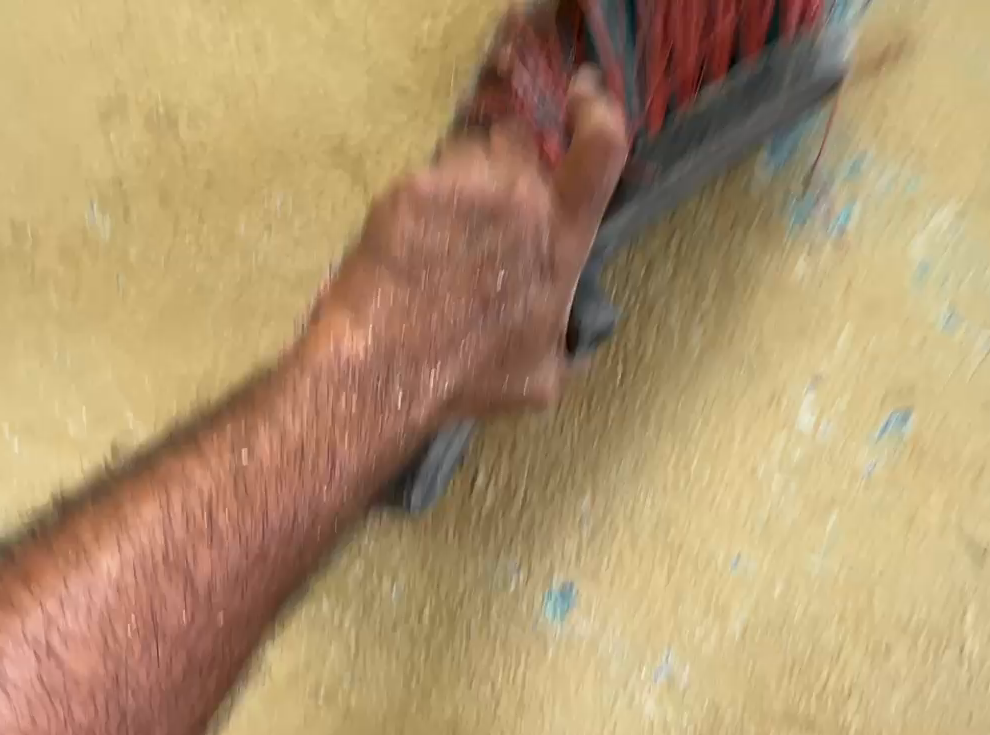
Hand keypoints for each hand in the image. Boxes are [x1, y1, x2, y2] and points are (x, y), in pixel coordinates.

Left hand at [305, 69, 626, 422]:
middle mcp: (518, 200)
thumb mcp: (540, 377)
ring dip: (463, 186)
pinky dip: (420, 207)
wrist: (387, 371)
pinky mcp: (411, 189)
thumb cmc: (466, 378)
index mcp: (560, 240)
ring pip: (470, 156)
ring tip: (442, 242)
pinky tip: (409, 251)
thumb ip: (564, 340)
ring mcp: (462, 188)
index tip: (583, 101)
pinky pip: (425, 179)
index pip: (602, 145)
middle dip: (508, 172)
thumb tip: (569, 338)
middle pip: (520, 146)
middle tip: (484, 221)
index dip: (596, 114)